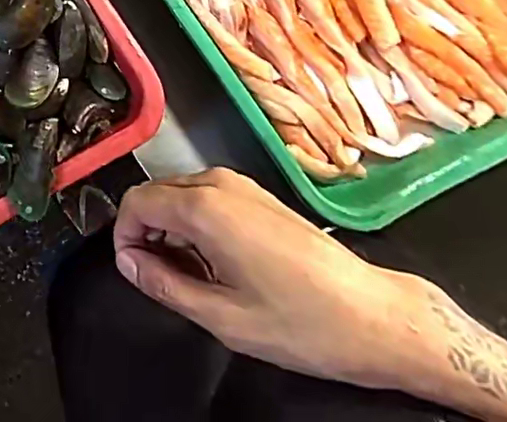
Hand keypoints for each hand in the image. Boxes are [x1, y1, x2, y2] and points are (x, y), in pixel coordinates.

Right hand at [112, 168, 442, 391]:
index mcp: (203, 206)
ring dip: (170, 226)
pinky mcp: (258, 194)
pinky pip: (205, 196)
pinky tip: (216, 259)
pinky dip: (194, 220)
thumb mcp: (224, 318)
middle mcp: (217, 183)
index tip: (133, 268)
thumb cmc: (308, 323)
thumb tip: (129, 263)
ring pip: (178, 193)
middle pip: (154, 193)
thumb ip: (163, 284)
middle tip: (159, 275)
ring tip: (190, 273)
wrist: (383, 318)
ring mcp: (240, 184)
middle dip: (145, 231)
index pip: (135, 203)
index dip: (123, 235)